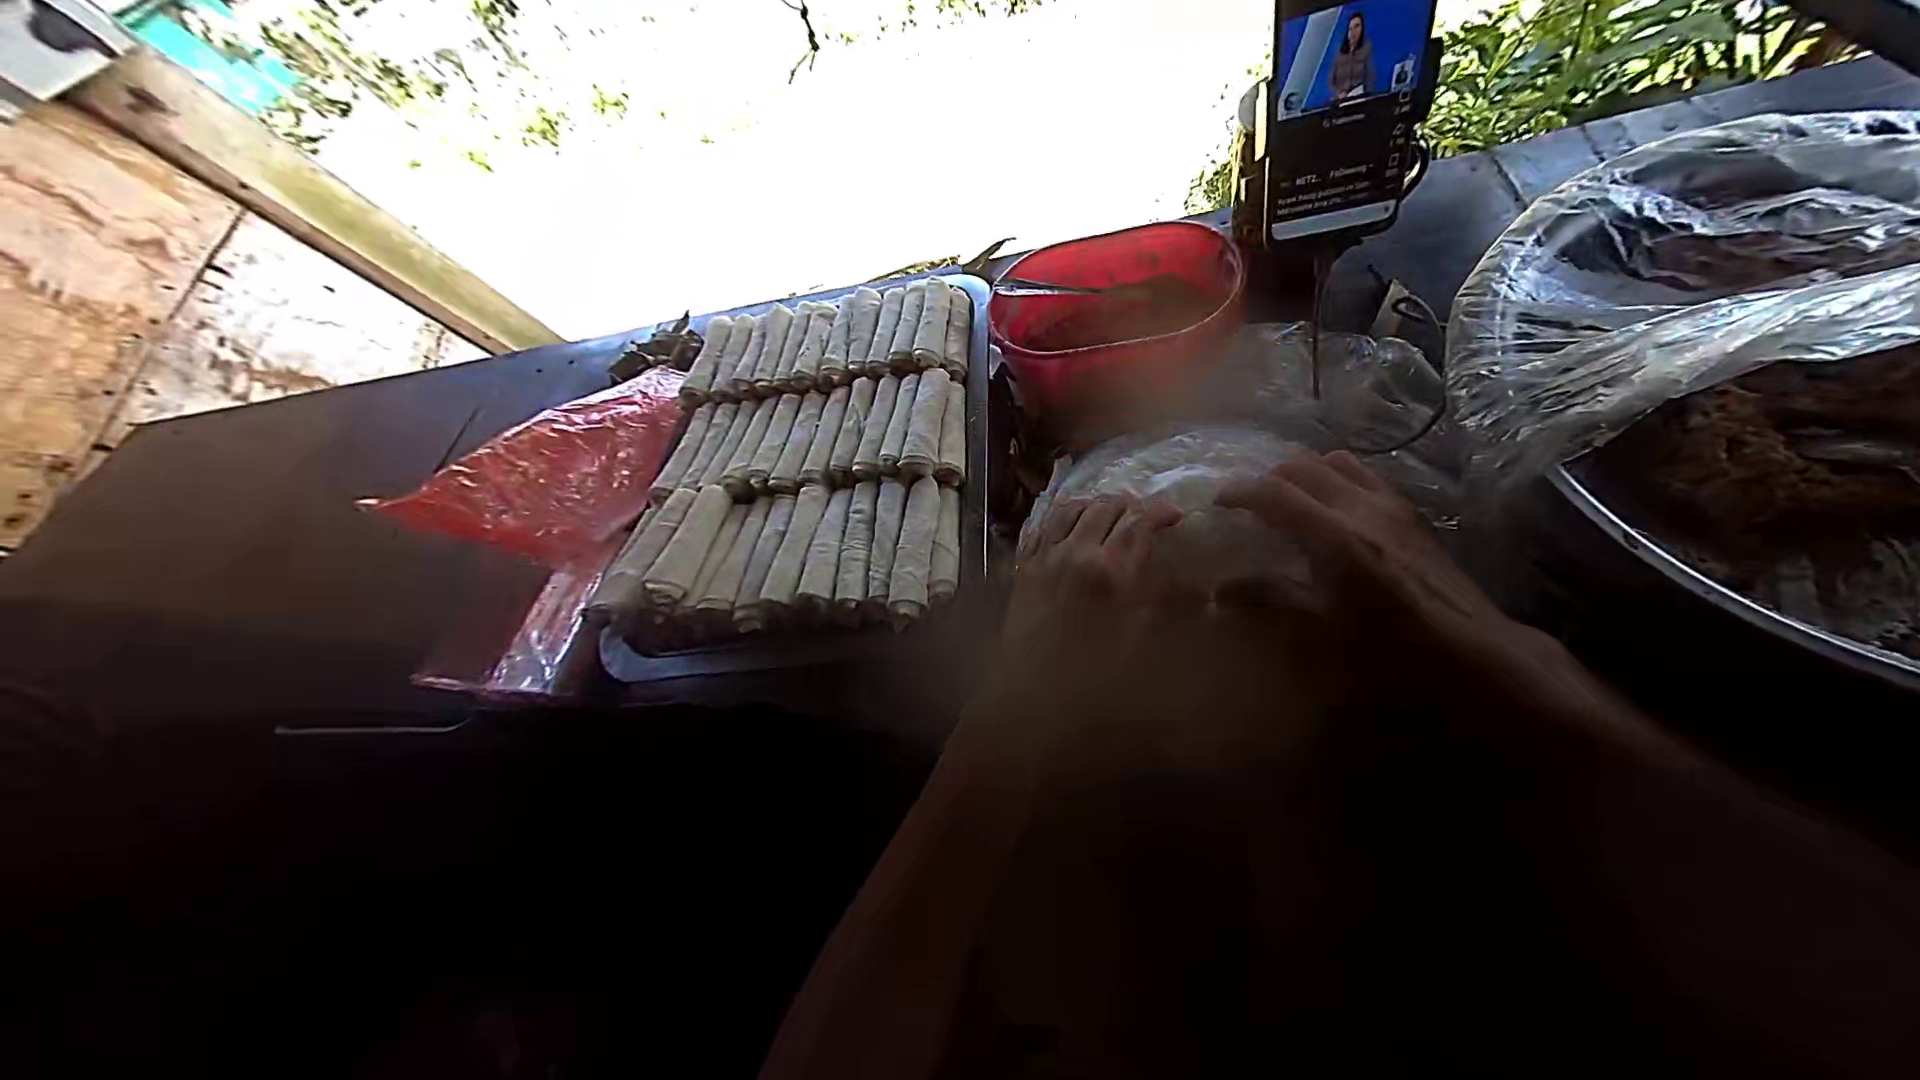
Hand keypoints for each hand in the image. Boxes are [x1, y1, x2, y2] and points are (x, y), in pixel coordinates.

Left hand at [958, 495, 1183, 775]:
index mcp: (1113, 572)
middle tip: (1144, 517)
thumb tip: (1200, 589)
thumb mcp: (1147, 649)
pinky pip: (1039, 528)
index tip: (1176, 517)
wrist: (1029, 707)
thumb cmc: (1095, 688)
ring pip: (1068, 510)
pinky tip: (1067, 525)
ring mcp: (1043, 560)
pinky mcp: (1022, 572)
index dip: (1161, 512)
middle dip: (1130, 505)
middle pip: (1105, 508)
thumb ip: (1172, 610)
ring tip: (1108, 513)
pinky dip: (1057, 517)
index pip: (1140, 520)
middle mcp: (1075, 554)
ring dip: (1094, 506)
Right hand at [1215, 451, 1513, 659]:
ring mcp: (1390, 504)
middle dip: (1266, 479)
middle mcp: (1360, 507)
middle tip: (1248, 505)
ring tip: (1286, 500)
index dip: (1238, 491)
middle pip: (1300, 467)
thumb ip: (1271, 597)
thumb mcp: (1322, 626)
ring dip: (1302, 473)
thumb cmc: (1390, 647)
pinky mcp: (1410, 511)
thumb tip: (1220, 591)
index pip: (1272, 492)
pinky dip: (1335, 478)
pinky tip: (1330, 507)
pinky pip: (1364, 475)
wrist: (1475, 651)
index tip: (1217, 503)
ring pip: (1334, 463)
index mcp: (1334, 536)